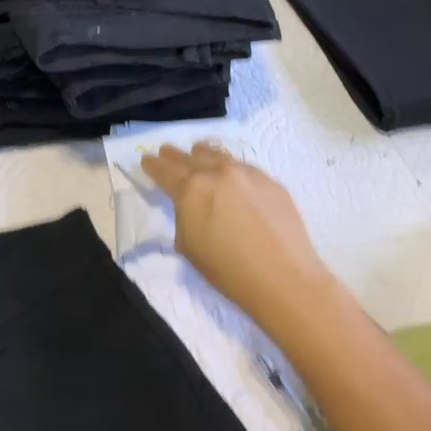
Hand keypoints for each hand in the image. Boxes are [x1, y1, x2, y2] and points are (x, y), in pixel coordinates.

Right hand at [140, 144, 335, 317]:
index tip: (146, 161)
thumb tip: (189, 206)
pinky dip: (230, 167)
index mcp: (191, 189)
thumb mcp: (188, 246)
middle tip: (166, 153)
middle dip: (175, 156)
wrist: (284, 278)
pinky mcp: (271, 181)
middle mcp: (217, 172)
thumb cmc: (228, 271)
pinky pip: (243, 166)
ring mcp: (247, 173)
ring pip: (218, 155)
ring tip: (197, 153)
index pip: (165, 170)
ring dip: (203, 154)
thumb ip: (184, 216)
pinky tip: (231, 175)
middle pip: (190, 157)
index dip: (152, 165)